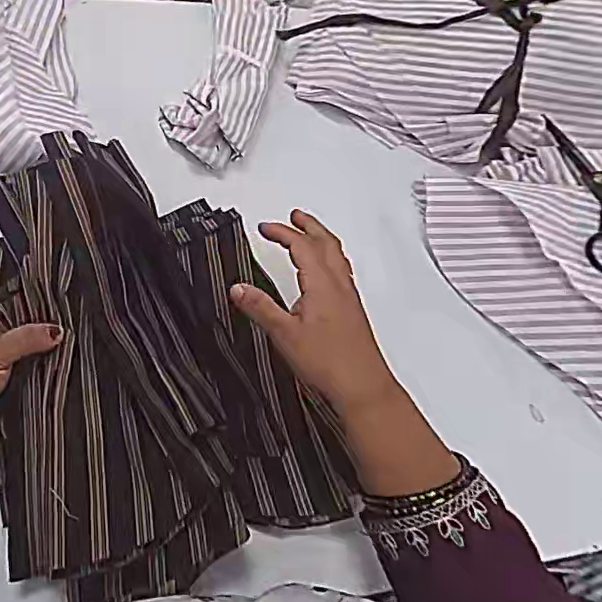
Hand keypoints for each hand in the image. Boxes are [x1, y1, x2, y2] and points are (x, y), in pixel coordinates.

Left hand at [0, 318, 61, 448]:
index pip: (18, 309)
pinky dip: (48, 379)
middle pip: (32, 334)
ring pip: (38, 357)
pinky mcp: (16, 390)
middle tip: (69, 334)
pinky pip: (39, 379)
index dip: (38, 308)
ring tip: (69, 354)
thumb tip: (55, 330)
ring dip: (49, 359)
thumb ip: (25, 338)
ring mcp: (8, 369)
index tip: (62, 308)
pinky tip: (60, 374)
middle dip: (48, 336)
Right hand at [230, 210, 404, 416]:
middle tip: (295, 216)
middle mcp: (339, 286)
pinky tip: (325, 274)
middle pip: (325, 243)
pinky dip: (330, 259)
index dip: (283, 232)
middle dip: (308, 226)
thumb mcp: (284, 334)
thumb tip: (239, 289)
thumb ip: (260, 308)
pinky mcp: (352, 310)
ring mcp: (349, 298)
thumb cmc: (331, 362)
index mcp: (322, 284)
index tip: (266, 227)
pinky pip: (342, 272)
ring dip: (322, 239)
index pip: (302, 246)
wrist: (363, 386)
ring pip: (337, 256)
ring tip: (311, 235)